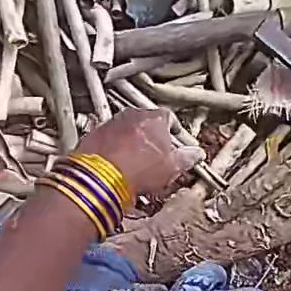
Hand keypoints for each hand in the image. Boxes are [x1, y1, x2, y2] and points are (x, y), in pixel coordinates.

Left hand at [75, 109, 204, 199]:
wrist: (102, 175)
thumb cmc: (139, 168)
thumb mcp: (172, 167)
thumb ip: (186, 157)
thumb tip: (196, 154)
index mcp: (155, 117)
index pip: (170, 119)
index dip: (175, 134)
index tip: (176, 145)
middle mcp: (132, 114)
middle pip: (147, 123)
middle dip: (152, 138)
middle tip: (155, 156)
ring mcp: (112, 122)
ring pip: (127, 129)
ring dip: (132, 142)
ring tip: (135, 163)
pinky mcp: (95, 133)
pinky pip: (109, 138)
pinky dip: (113, 147)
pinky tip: (116, 163)